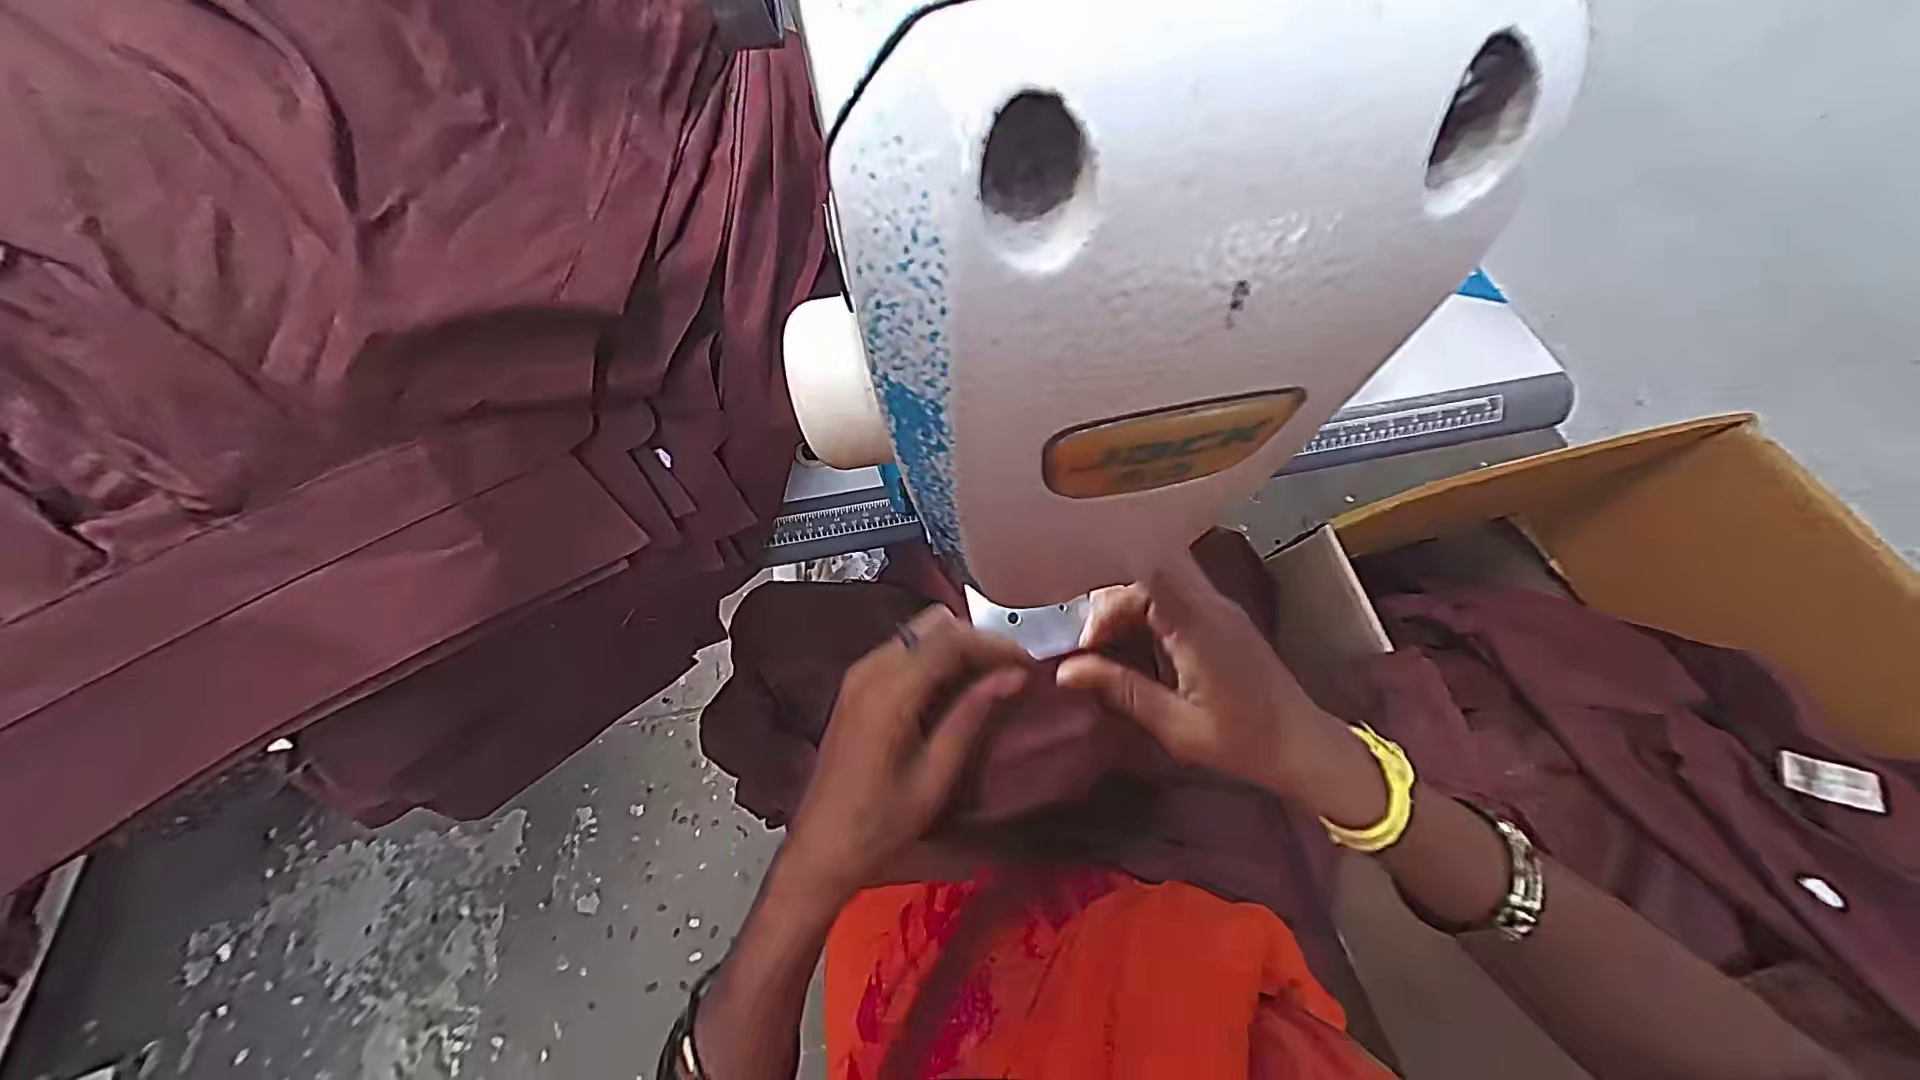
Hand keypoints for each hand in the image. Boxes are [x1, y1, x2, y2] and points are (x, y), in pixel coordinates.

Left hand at [781, 605, 1031, 899]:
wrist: (823, 846)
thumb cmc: (879, 823)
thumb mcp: (936, 773)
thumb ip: (972, 715)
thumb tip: (1012, 677)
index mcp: (889, 692)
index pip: (950, 638)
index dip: (994, 644)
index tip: (1025, 662)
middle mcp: (869, 671)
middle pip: (934, 625)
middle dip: (977, 640)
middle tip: (1009, 669)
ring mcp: (859, 674)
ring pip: (919, 632)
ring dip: (957, 647)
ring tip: (990, 678)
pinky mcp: (856, 685)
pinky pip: (904, 650)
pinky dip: (935, 658)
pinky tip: (956, 687)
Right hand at [1055, 548, 1384, 823]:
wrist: (1305, 745)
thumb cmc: (1243, 741)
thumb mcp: (1176, 724)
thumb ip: (1122, 689)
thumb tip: (1067, 671)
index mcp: (1199, 627)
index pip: (1143, 583)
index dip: (1107, 606)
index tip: (1090, 643)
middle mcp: (1211, 606)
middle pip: (1147, 576)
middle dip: (1111, 605)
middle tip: (1094, 645)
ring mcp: (1220, 608)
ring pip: (1161, 582)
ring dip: (1129, 607)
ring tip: (1111, 646)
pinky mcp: (1224, 617)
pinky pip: (1176, 596)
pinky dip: (1149, 612)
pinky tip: (1140, 645)